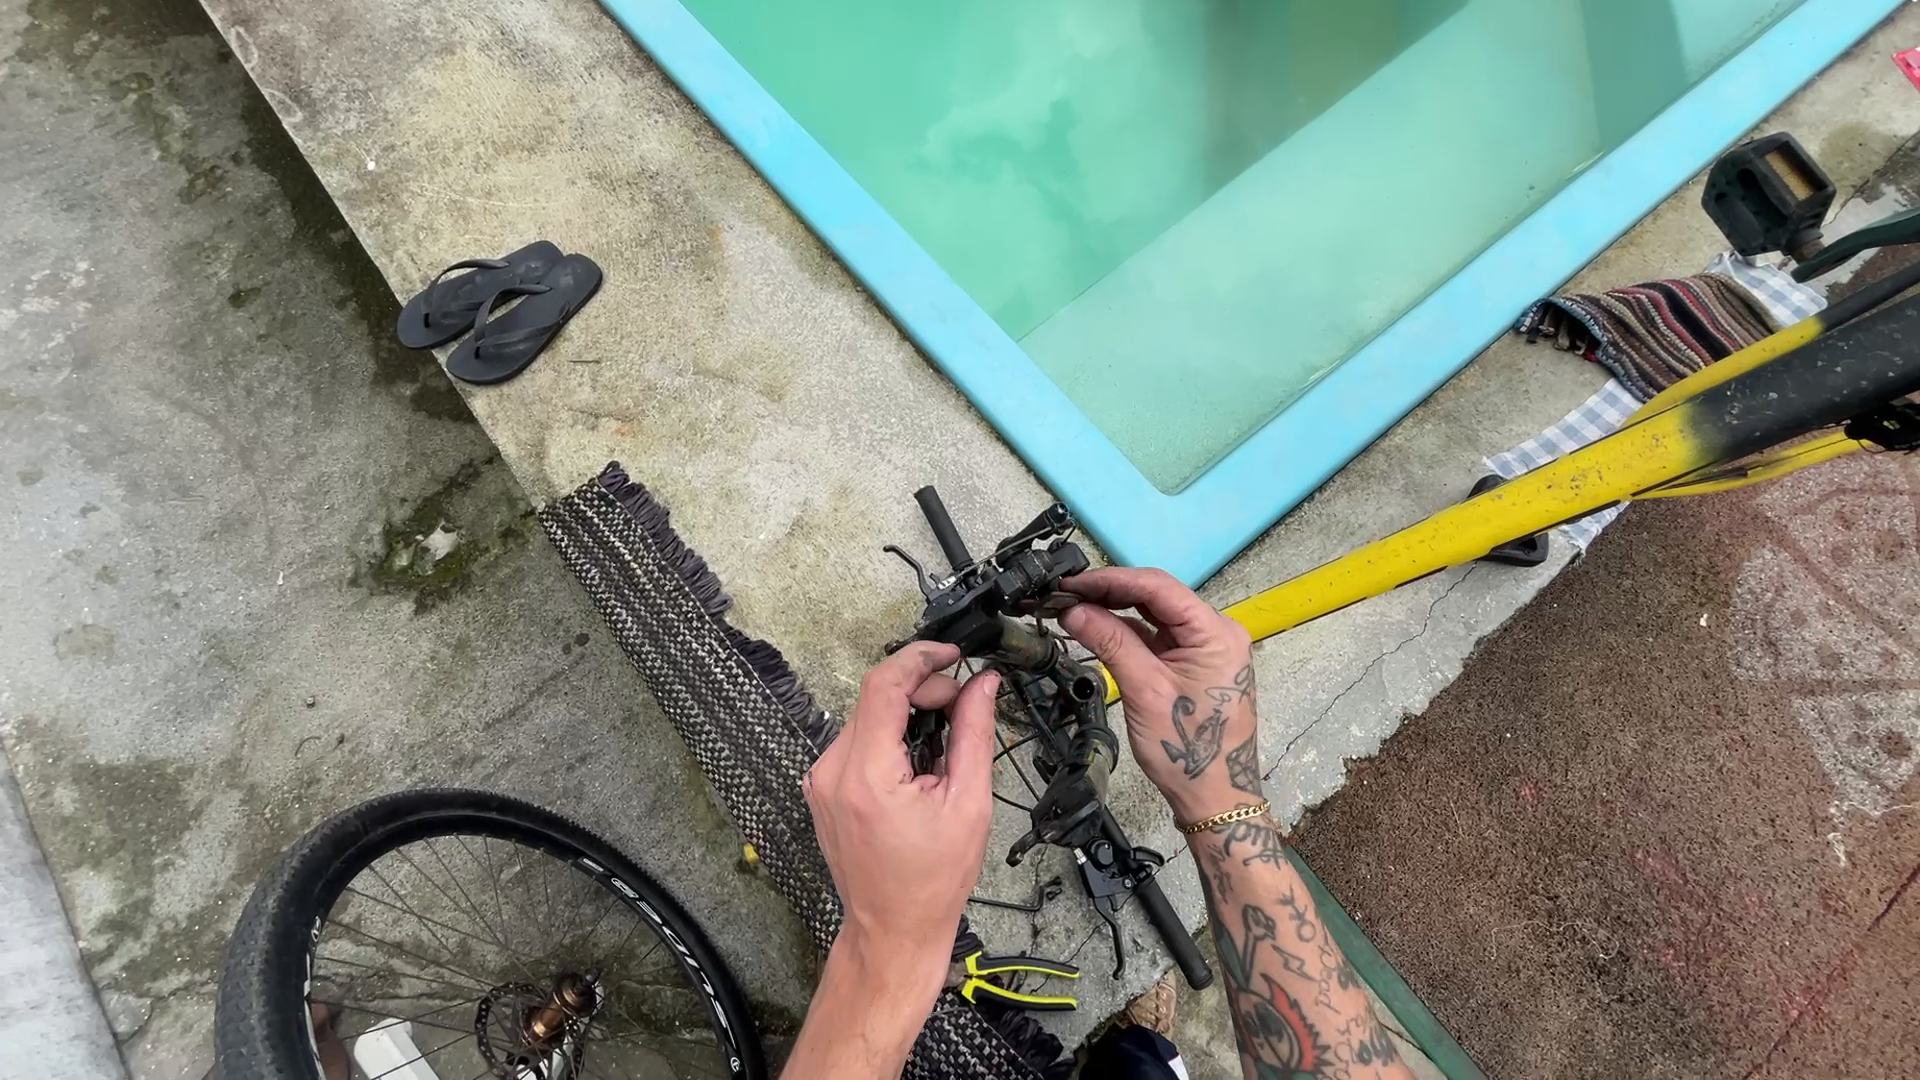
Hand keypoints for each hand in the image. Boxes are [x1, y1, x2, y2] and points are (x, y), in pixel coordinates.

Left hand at [803, 642, 1000, 989]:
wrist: (892, 931)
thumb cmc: (931, 881)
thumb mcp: (968, 803)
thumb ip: (974, 733)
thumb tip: (984, 684)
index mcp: (866, 775)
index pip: (884, 685)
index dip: (921, 658)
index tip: (952, 654)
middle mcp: (833, 771)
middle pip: (877, 695)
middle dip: (923, 688)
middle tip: (962, 705)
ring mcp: (822, 779)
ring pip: (868, 713)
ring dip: (908, 709)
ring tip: (944, 735)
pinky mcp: (824, 785)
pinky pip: (859, 736)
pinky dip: (892, 730)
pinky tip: (918, 755)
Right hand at [1060, 568, 1260, 824]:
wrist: (1215, 798)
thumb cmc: (1186, 750)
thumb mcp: (1143, 690)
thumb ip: (1109, 642)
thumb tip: (1071, 610)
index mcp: (1214, 632)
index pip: (1158, 586)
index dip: (1111, 579)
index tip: (1072, 582)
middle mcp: (1216, 631)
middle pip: (1157, 596)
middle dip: (1110, 592)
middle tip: (1066, 593)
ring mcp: (1206, 647)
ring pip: (1155, 614)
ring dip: (1116, 609)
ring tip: (1075, 607)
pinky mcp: (1194, 662)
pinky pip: (1157, 635)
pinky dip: (1127, 630)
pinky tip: (1097, 627)